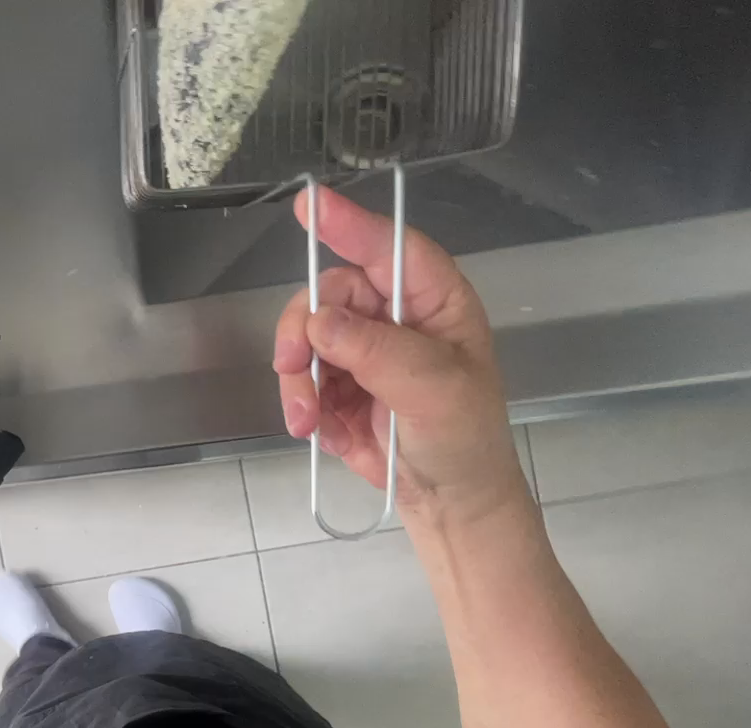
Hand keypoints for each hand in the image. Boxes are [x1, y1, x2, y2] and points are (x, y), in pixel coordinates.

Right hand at [272, 185, 529, 532]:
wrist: (444, 498)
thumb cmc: (461, 438)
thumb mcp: (433, 390)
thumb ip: (379, 352)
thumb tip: (318, 323)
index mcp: (431, 302)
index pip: (389, 250)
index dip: (350, 226)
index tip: (310, 205)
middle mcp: (390, 319)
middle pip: (327, 299)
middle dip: (301, 334)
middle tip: (289, 368)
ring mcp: (358, 355)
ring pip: (302, 345)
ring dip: (295, 384)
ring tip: (308, 423)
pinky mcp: (333, 390)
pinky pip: (297, 384)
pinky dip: (301, 409)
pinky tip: (324, 433)